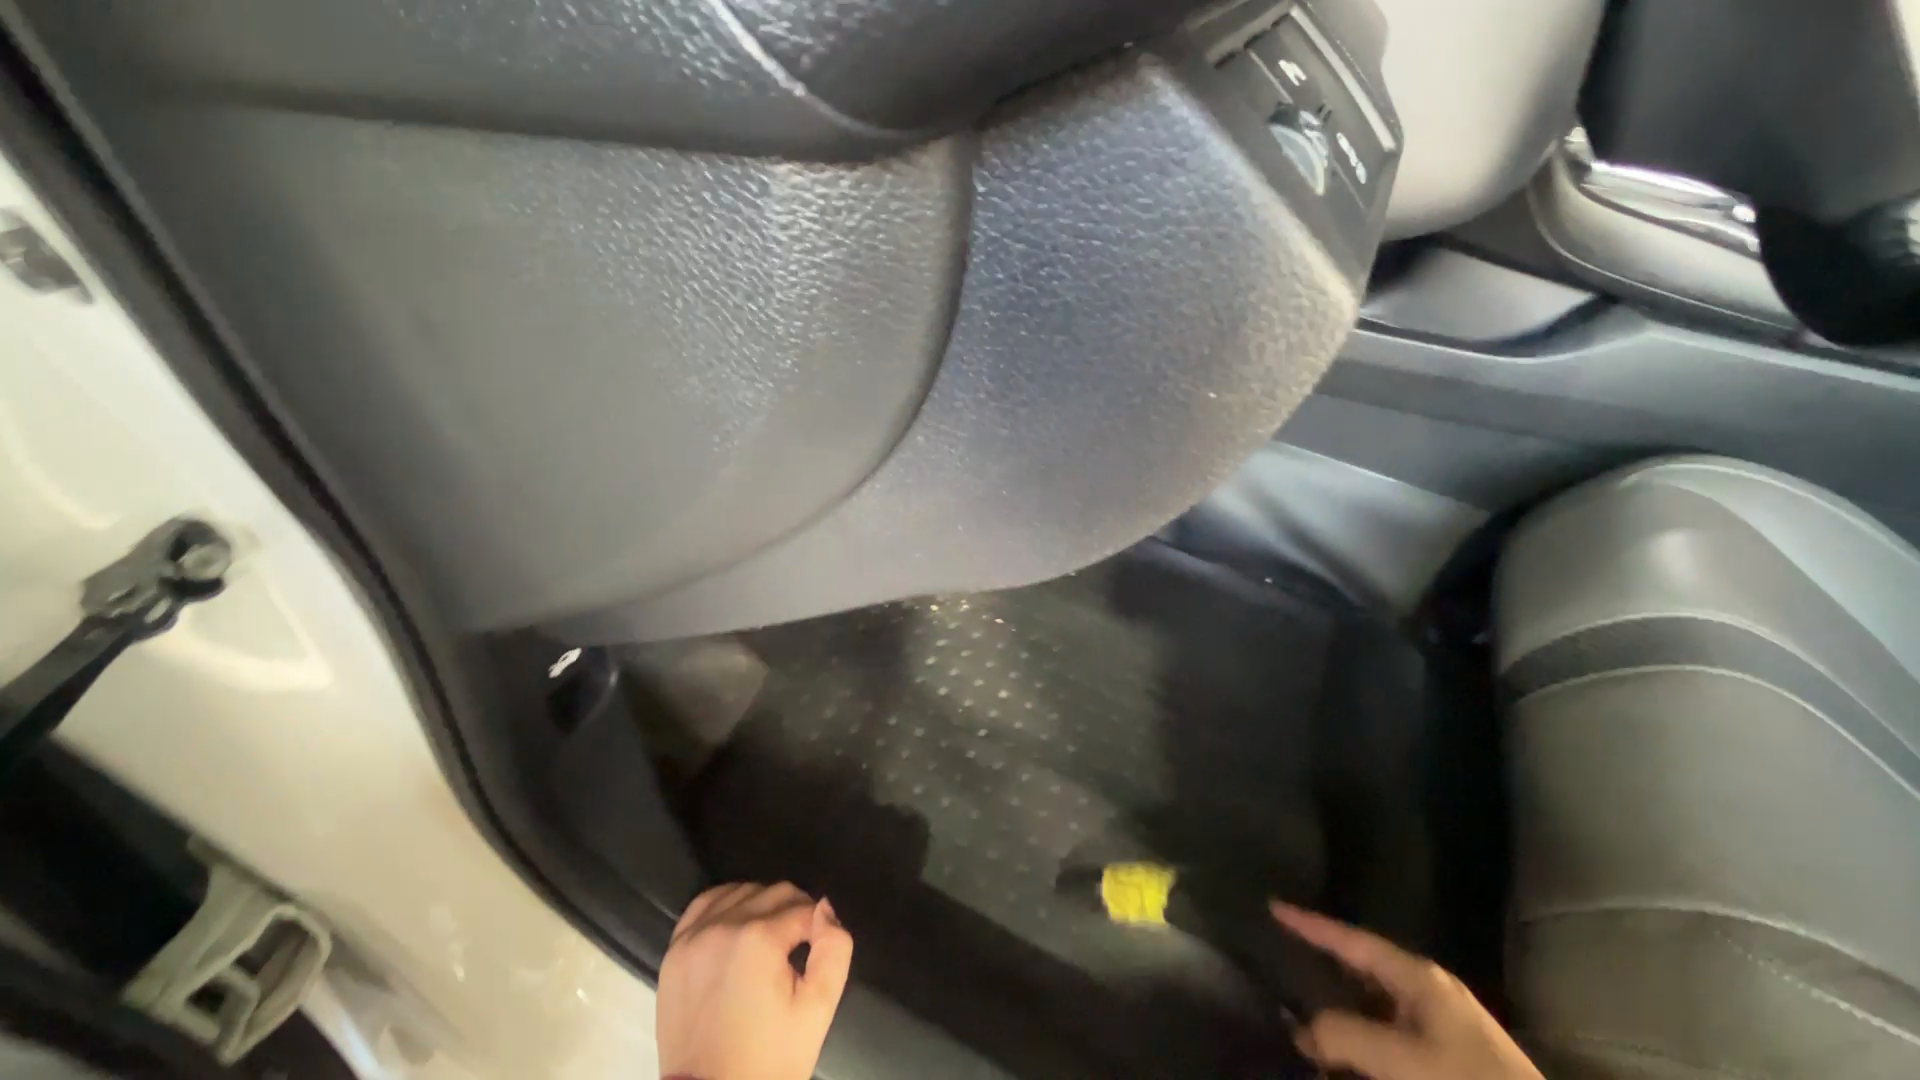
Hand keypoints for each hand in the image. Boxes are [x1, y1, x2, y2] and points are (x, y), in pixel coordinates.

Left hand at [657, 882, 853, 1079]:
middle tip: (800, 950)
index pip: (804, 907)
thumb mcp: (818, 1009)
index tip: (817, 955)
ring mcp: (693, 937)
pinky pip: (704, 904)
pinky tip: (737, 926)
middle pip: (775, 893)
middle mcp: (723, 926)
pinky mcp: (674, 951)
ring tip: (769, 942)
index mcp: (759, 938)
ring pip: (741, 891)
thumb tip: (825, 908)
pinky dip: (726, 905)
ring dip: (762, 906)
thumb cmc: (770, 1058)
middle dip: (794, 913)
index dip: (818, 930)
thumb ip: (834, 949)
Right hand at [1272, 903, 1540, 1079]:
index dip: (1311, 924)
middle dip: (1321, 964)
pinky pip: (1386, 1037)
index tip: (1273, 905)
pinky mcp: (1443, 1058)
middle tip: (1277, 956)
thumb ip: (1347, 1036)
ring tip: (1297, 1010)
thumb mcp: (1405, 1060)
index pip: (1353, 940)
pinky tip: (1341, 1056)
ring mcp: (1439, 1027)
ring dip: (1338, 1010)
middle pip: (1362, 967)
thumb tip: (1305, 1030)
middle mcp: (1427, 993)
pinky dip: (1359, 1041)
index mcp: (1419, 979)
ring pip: (1372, 1006)